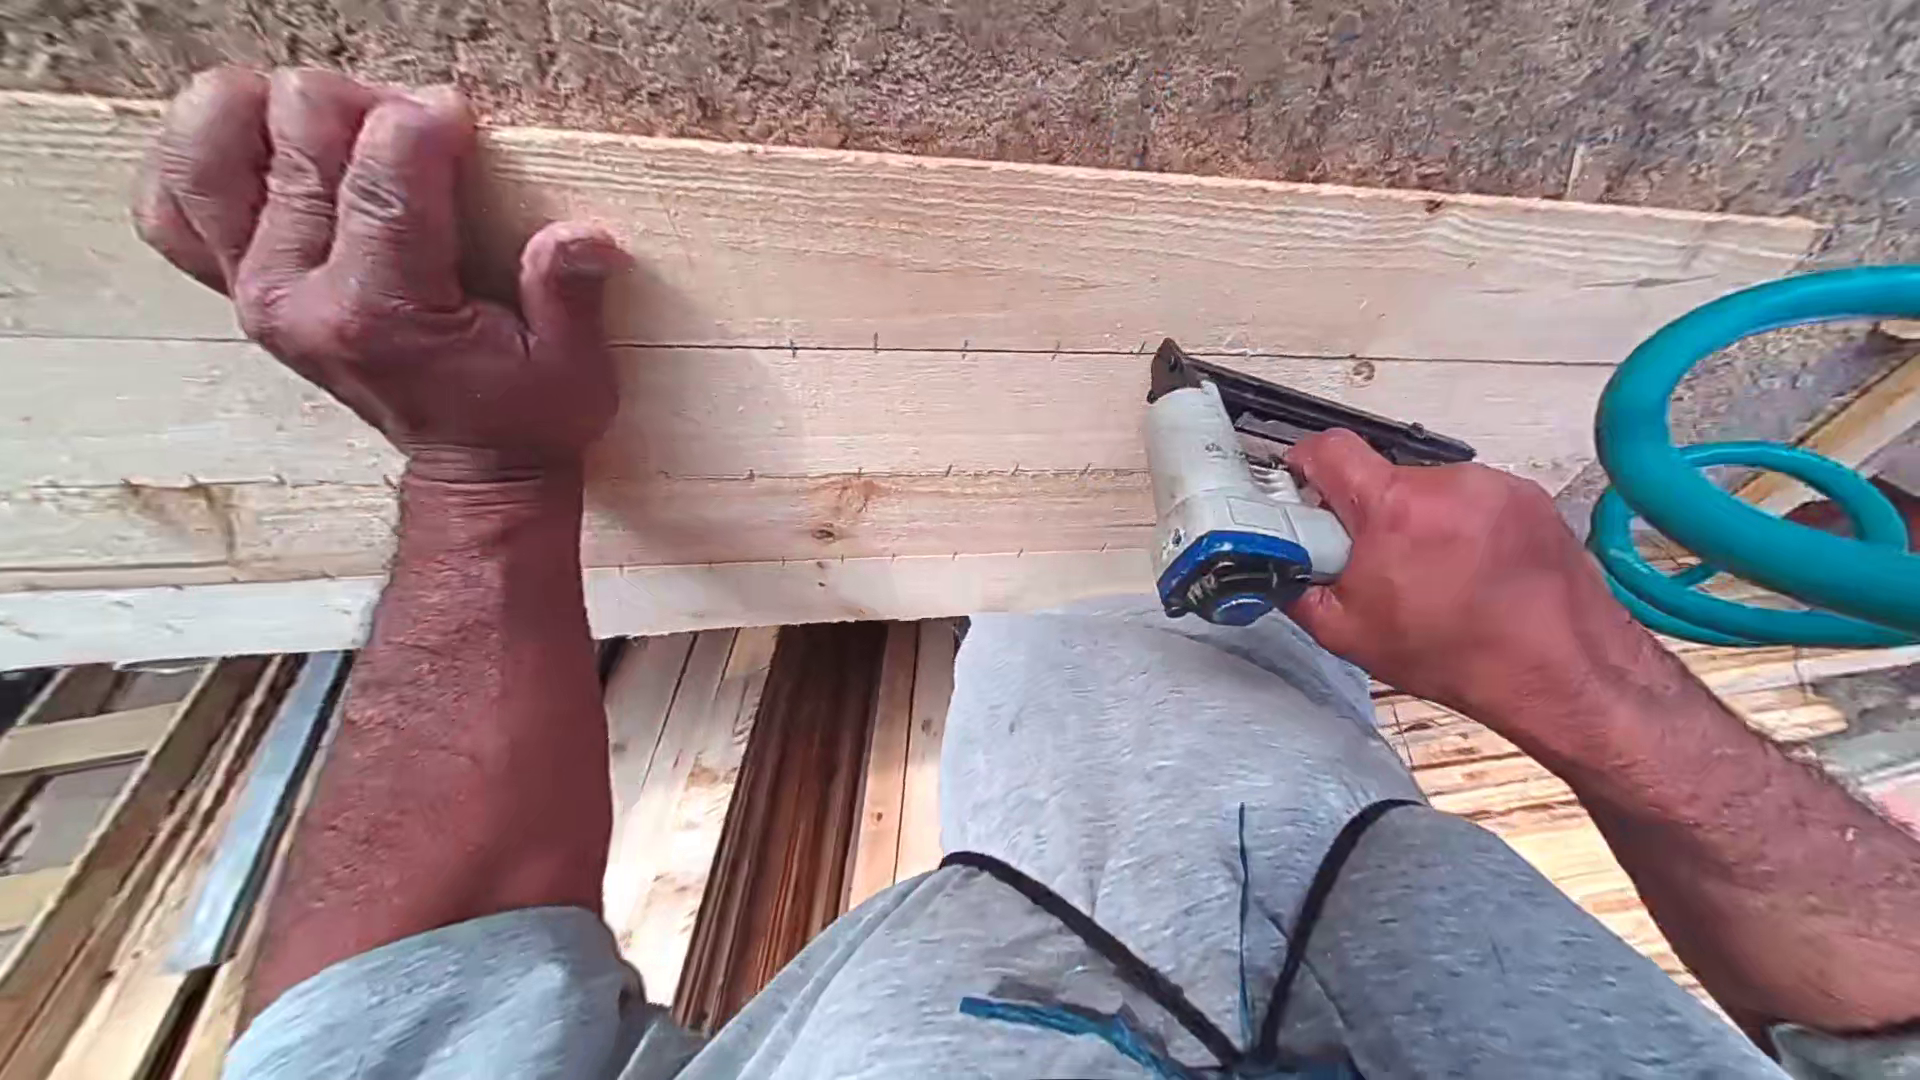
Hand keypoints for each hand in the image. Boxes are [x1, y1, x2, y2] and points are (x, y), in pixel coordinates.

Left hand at [133, 67, 627, 483]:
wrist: (482, 471)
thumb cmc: (532, 423)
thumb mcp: (575, 368)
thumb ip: (570, 294)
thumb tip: (589, 235)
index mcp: (387, 315)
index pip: (386, 186)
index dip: (422, 130)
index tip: (459, 114)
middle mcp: (302, 300)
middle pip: (295, 150)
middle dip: (360, 112)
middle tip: (418, 123)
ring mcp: (262, 298)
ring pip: (210, 158)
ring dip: (268, 115)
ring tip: (333, 117)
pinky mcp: (252, 299)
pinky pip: (178, 208)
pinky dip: (203, 162)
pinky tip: (256, 153)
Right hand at [1285, 430, 1663, 734]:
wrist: (1563, 676)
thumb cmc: (1459, 655)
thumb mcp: (1342, 630)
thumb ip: (1294, 584)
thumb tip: (1273, 561)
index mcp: (1396, 510)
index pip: (1329, 447)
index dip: (1303, 462)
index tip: (1301, 485)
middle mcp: (1450, 484)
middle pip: (1375, 473)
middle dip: (1358, 508)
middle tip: (1364, 555)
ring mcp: (1495, 487)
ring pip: (1419, 485)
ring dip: (1405, 516)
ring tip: (1420, 568)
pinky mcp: (1526, 498)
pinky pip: (1462, 495)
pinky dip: (1447, 522)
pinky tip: (1457, 566)